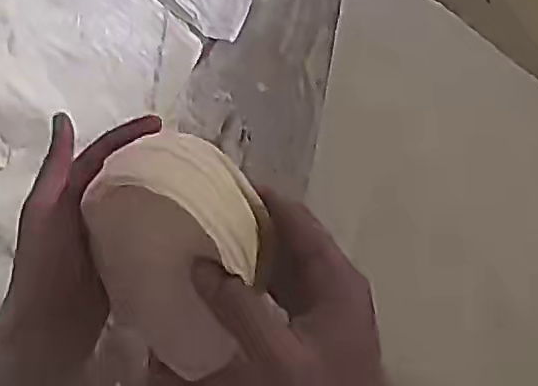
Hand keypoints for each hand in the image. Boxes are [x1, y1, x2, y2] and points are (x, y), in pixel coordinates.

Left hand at [0, 112, 162, 385]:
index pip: (105, 152)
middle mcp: (91, 206)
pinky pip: (145, 231)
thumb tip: (62, 117)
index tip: (159, 122)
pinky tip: (182, 217)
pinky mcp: (124, 260)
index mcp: (72, 189)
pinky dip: (161, 219)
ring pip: (137, 199)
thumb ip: (56, 167)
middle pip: (125, 171)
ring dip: (158, 185)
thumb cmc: (41, 266)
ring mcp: (109, 233)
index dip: (129, 134)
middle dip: (148, 155)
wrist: (46, 332)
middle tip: (178, 147)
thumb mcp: (43, 210)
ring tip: (186, 175)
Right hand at [151, 191, 386, 385]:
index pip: (296, 216)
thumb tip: (200, 265)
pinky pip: (282, 291)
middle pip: (289, 237)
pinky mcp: (315, 333)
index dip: (261, 196)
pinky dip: (256, 281)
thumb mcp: (276, 353)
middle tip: (211, 212)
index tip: (225, 183)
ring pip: (284, 264)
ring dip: (251, 252)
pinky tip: (231, 286)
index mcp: (337, 276)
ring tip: (214, 242)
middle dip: (251, 223)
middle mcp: (335, 284)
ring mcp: (326, 309)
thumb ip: (238, 306)